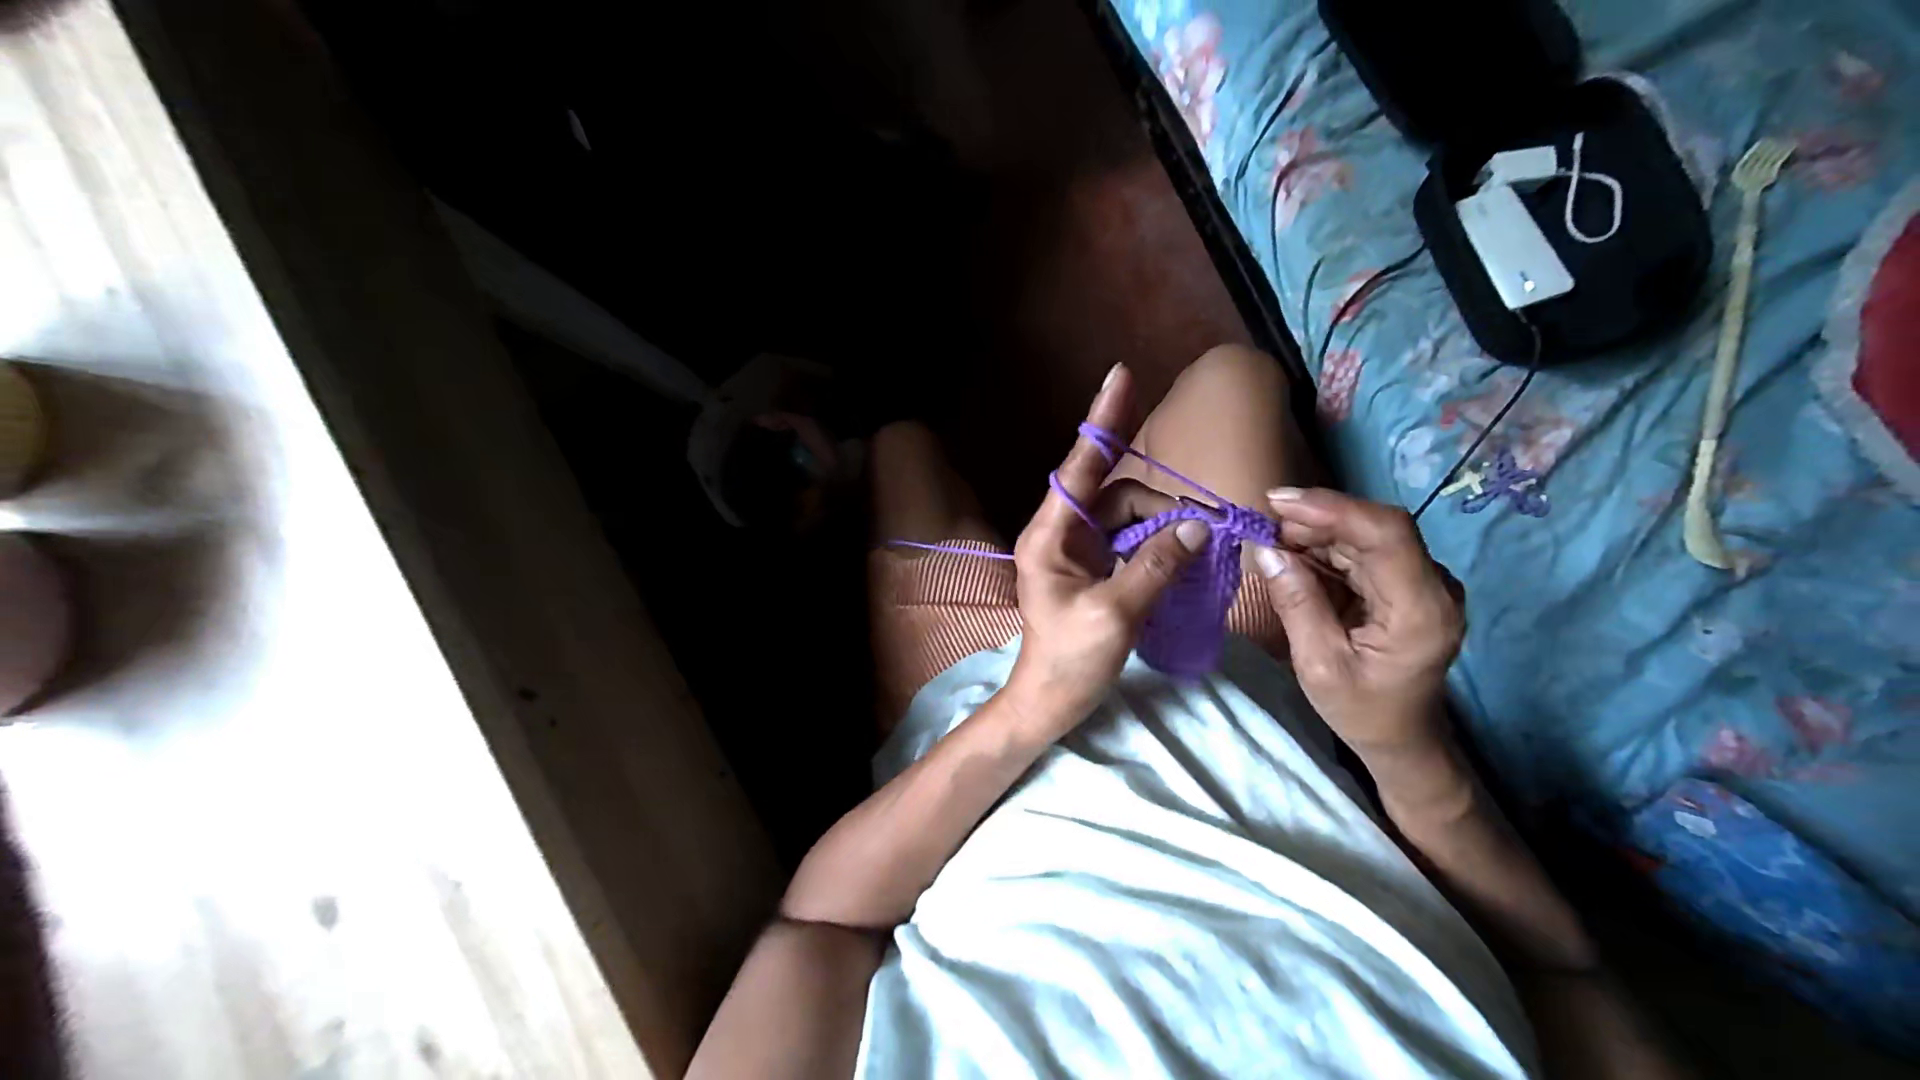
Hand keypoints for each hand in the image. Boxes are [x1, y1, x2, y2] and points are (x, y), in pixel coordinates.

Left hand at [1004, 365, 1208, 739]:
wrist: (1049, 700)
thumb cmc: (1069, 660)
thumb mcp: (1115, 613)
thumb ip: (1156, 565)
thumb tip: (1197, 525)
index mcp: (1049, 535)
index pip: (1080, 465)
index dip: (1103, 420)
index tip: (1121, 375)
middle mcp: (1060, 532)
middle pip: (1115, 491)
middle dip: (1157, 503)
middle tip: (1198, 529)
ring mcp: (1077, 549)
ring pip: (1127, 515)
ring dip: (1161, 525)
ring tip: (1192, 551)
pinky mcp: (1093, 566)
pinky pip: (1130, 538)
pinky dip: (1156, 542)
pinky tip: (1178, 557)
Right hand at [1252, 488, 1464, 756]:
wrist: (1402, 737)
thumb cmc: (1362, 711)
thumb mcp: (1319, 665)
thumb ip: (1297, 604)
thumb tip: (1266, 550)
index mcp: (1421, 610)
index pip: (1387, 535)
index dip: (1333, 509)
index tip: (1279, 502)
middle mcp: (1432, 586)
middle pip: (1375, 528)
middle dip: (1316, 518)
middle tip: (1262, 524)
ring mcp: (1421, 582)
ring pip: (1365, 534)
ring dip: (1314, 531)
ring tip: (1269, 539)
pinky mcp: (1403, 583)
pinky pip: (1361, 550)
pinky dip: (1322, 546)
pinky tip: (1290, 552)